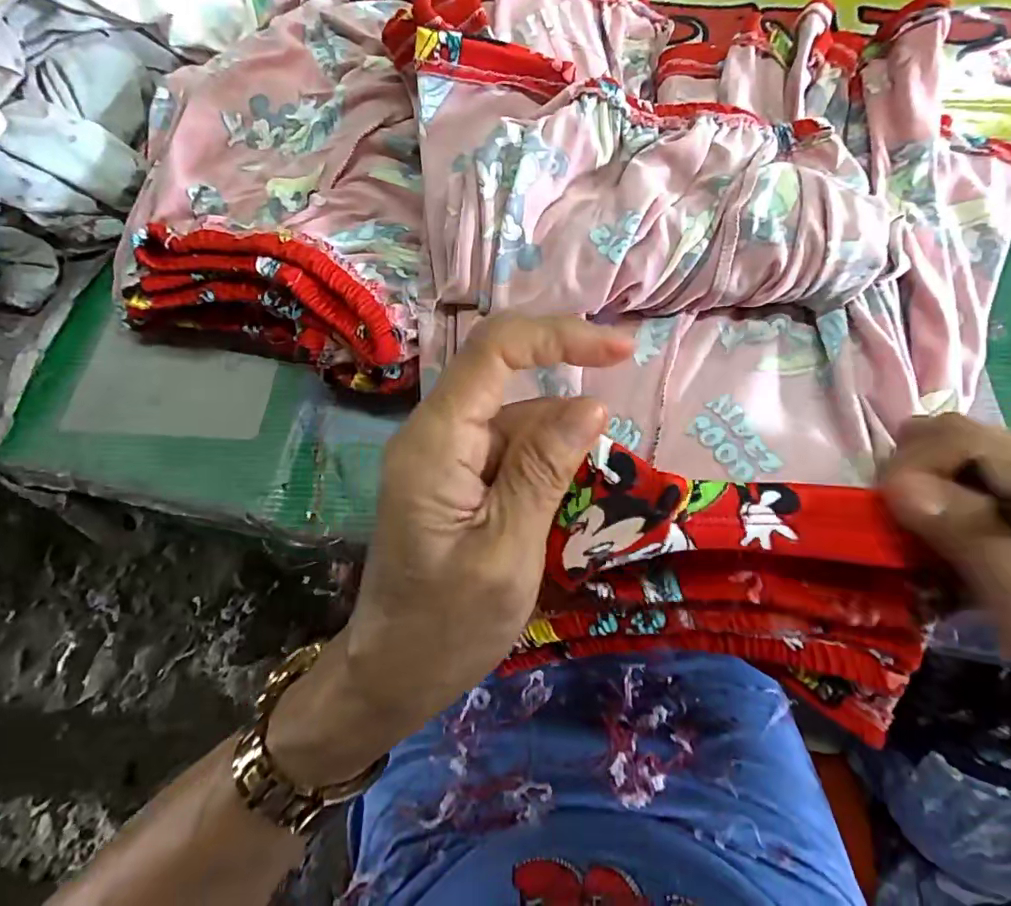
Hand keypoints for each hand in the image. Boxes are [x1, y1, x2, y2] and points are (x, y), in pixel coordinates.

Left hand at [268, 315, 630, 784]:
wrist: (390, 674)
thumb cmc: (447, 627)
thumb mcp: (509, 551)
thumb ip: (545, 470)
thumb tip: (590, 404)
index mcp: (435, 443)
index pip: (492, 352)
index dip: (557, 336)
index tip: (620, 349)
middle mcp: (432, 435)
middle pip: (504, 382)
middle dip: (565, 403)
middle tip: (612, 449)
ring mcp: (439, 457)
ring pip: (512, 421)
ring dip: (558, 448)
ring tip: (581, 506)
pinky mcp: (450, 480)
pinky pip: (504, 452)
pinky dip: (541, 470)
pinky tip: (561, 510)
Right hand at [879, 413, 1010, 772]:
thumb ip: (974, 543)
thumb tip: (896, 483)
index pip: (978, 442)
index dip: (915, 465)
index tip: (876, 512)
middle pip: (971, 448)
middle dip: (918, 484)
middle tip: (891, 538)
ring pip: (969, 474)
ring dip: (929, 509)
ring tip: (913, 557)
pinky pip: (983, 503)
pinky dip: (950, 528)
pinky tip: (941, 566)